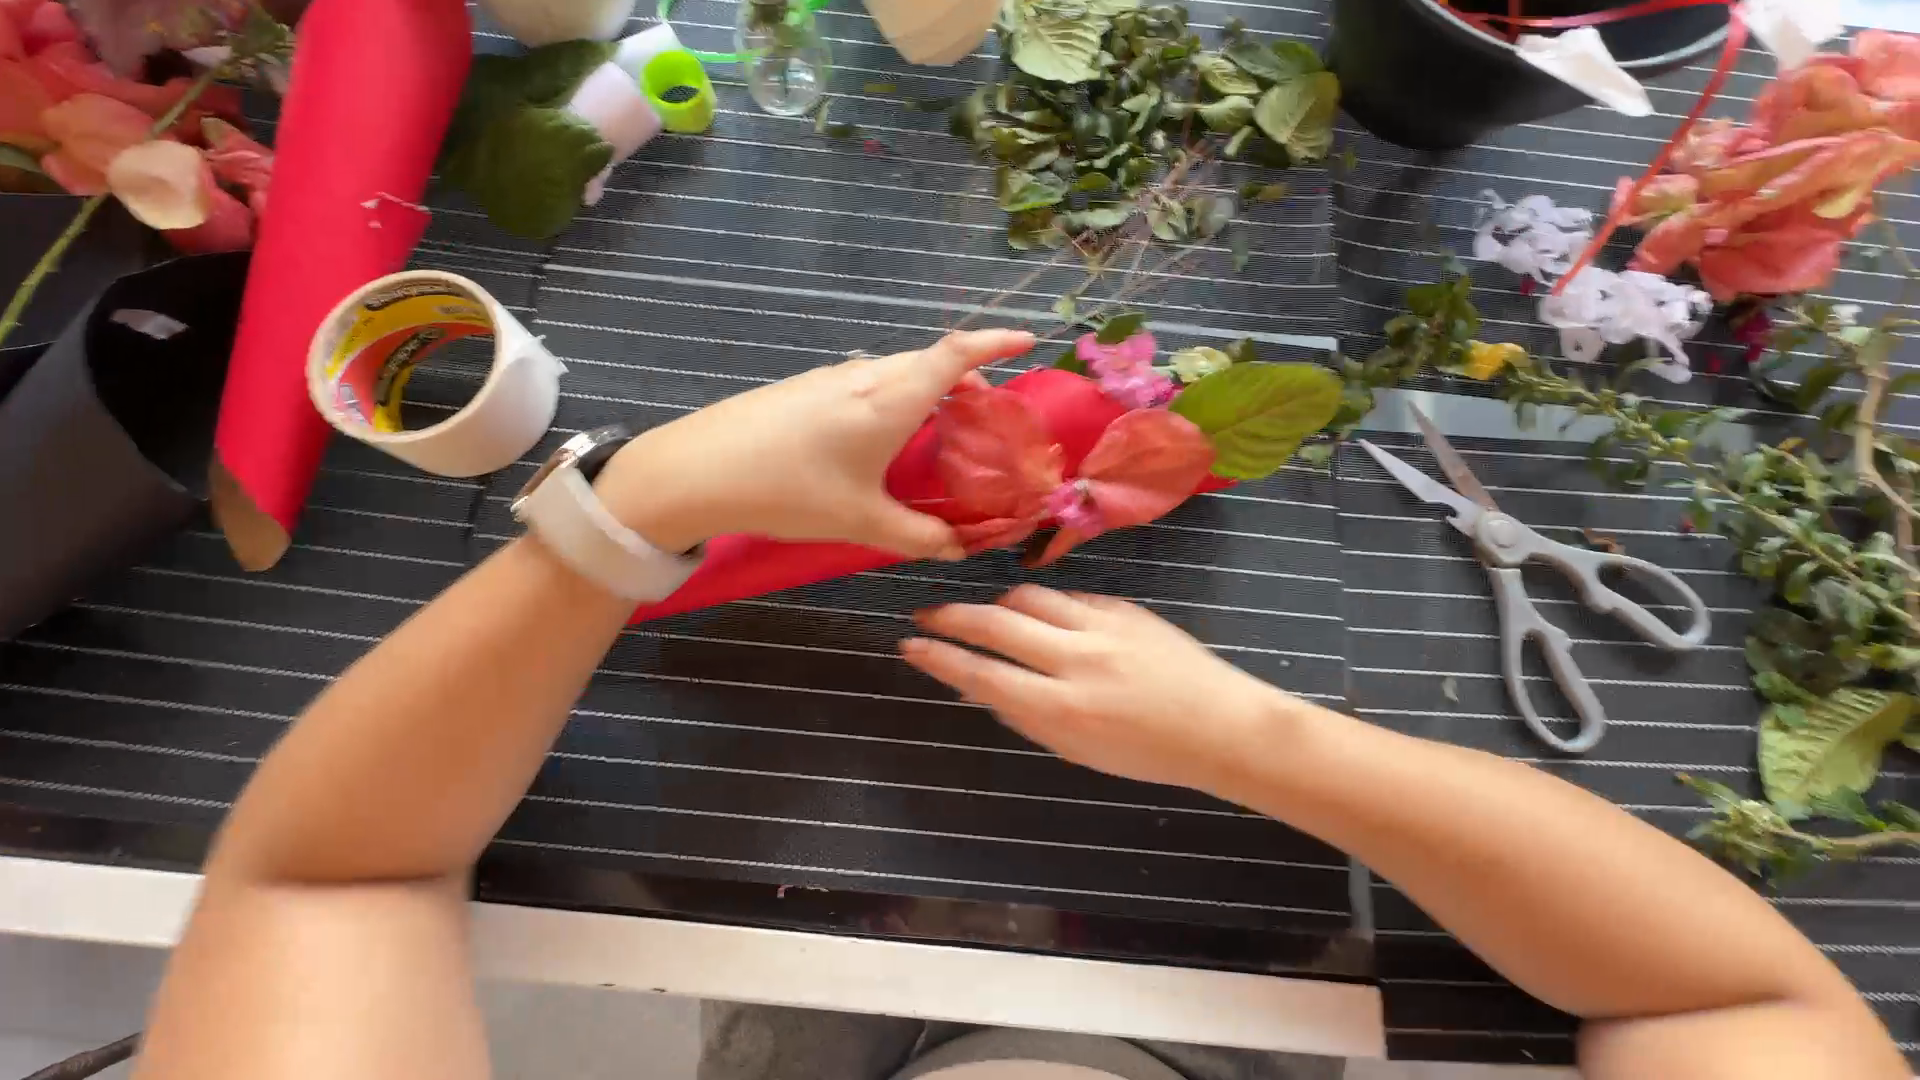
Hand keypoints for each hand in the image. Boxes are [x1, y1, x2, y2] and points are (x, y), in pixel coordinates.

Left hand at [595, 329, 1034, 556]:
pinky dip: (892, 401)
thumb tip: (958, 548)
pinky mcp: (803, 388)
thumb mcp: (861, 521)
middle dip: (967, 379)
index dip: (995, 342)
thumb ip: (918, 535)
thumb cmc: (791, 491)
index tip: (1027, 340)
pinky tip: (878, 439)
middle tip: (986, 415)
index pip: (955, 354)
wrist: (696, 471)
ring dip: (925, 391)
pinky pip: (865, 384)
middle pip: (929, 362)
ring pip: (895, 373)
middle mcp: (865, 376)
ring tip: (937, 431)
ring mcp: (829, 377)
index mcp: (890, 398)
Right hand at [901, 585, 1295, 794]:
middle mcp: (1075, 660)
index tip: (911, 646)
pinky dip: (1044, 606)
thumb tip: (983, 685)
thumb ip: (1027, 716)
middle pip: (995, 623)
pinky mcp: (1123, 607)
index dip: (940, 658)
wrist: (1221, 725)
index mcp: (1062, 709)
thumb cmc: (1147, 753)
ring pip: (1027, 597)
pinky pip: (1067, 597)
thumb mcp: (1078, 751)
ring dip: (996, 605)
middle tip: (926, 615)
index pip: (981, 675)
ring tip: (986, 616)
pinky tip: (1042, 618)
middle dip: (951, 617)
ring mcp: (1101, 626)